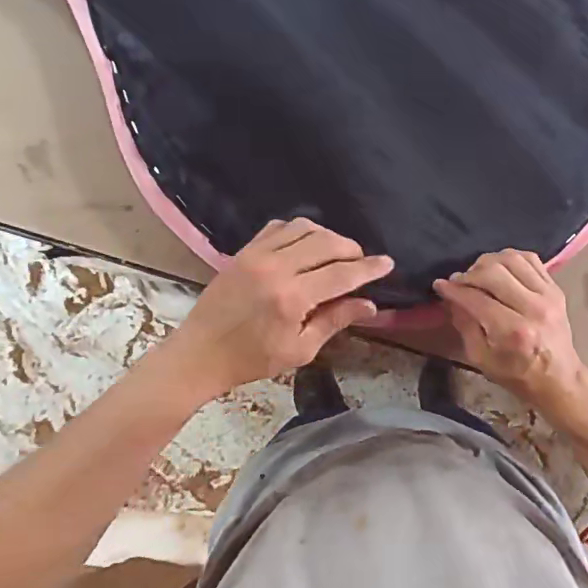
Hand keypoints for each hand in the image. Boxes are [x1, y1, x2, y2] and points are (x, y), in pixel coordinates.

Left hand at [152, 219, 391, 402]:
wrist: (200, 354)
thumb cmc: (252, 359)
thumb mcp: (300, 350)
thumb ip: (335, 321)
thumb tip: (370, 305)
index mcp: (291, 298)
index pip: (342, 274)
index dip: (369, 268)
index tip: (388, 263)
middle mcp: (275, 268)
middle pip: (326, 242)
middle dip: (351, 249)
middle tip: (362, 262)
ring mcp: (256, 255)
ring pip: (303, 227)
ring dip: (327, 236)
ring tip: (336, 253)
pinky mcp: (243, 251)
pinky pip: (278, 227)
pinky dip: (298, 231)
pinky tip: (305, 245)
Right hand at [433, 249, 587, 421]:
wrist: (558, 378)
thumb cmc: (516, 374)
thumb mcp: (481, 358)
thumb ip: (464, 324)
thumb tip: (450, 297)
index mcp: (514, 332)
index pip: (476, 298)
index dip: (454, 290)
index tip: (440, 285)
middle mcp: (533, 308)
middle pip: (494, 272)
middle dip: (469, 274)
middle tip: (459, 282)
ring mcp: (548, 295)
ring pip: (512, 259)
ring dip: (488, 262)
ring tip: (478, 274)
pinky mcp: (556, 288)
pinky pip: (530, 258)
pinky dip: (510, 258)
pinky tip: (500, 270)